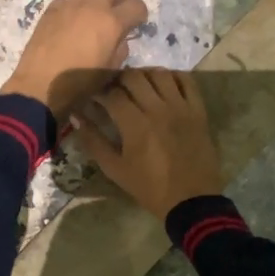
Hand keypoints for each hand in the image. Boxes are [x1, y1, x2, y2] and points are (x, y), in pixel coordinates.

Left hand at [0, 0, 148, 119]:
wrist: (39, 85)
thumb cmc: (78, 83)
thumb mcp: (109, 70)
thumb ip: (120, 49)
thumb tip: (120, 38)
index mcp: (111, 22)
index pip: (136, 4)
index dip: (140, 13)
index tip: (136, 23)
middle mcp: (92, 6)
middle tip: (114, 11)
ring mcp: (69, 5)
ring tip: (90, 14)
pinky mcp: (50, 10)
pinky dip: (71, 7)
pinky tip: (68, 23)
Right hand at [76, 68, 222, 217]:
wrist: (191, 201)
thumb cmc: (149, 187)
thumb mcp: (115, 169)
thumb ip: (93, 141)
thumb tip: (76, 116)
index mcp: (135, 124)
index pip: (112, 94)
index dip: (99, 93)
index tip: (93, 99)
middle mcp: (158, 109)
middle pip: (134, 77)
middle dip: (119, 80)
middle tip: (115, 90)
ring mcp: (181, 107)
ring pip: (160, 74)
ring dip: (145, 75)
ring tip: (138, 86)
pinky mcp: (198, 111)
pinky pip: (187, 81)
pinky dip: (173, 77)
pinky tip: (164, 85)